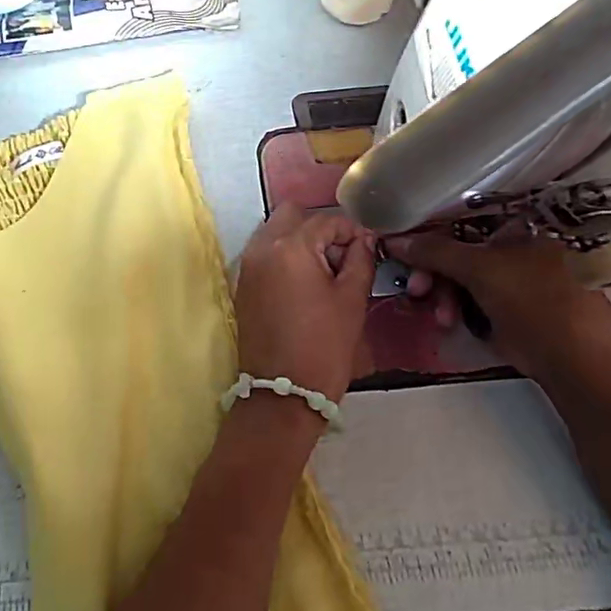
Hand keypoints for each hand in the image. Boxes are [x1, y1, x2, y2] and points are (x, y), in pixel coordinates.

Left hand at [233, 204, 375, 402]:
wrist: (284, 393)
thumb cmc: (324, 346)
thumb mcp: (352, 300)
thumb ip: (360, 260)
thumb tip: (363, 241)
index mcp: (290, 248)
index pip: (326, 221)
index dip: (352, 232)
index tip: (367, 250)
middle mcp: (261, 250)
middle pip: (292, 217)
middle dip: (319, 230)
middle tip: (341, 259)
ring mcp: (247, 268)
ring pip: (274, 234)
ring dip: (300, 243)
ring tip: (324, 274)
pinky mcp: (243, 288)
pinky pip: (264, 256)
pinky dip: (284, 259)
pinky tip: (305, 287)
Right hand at [388, 229, 610, 379]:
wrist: (581, 362)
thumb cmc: (537, 304)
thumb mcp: (482, 270)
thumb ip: (436, 252)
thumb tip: (396, 239)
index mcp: (522, 232)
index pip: (465, 227)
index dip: (433, 242)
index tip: (408, 261)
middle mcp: (523, 255)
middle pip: (463, 258)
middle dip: (438, 276)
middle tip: (419, 293)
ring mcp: (523, 287)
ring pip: (469, 285)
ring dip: (448, 299)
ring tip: (444, 320)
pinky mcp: (521, 317)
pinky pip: (480, 307)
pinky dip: (465, 313)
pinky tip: (460, 325)